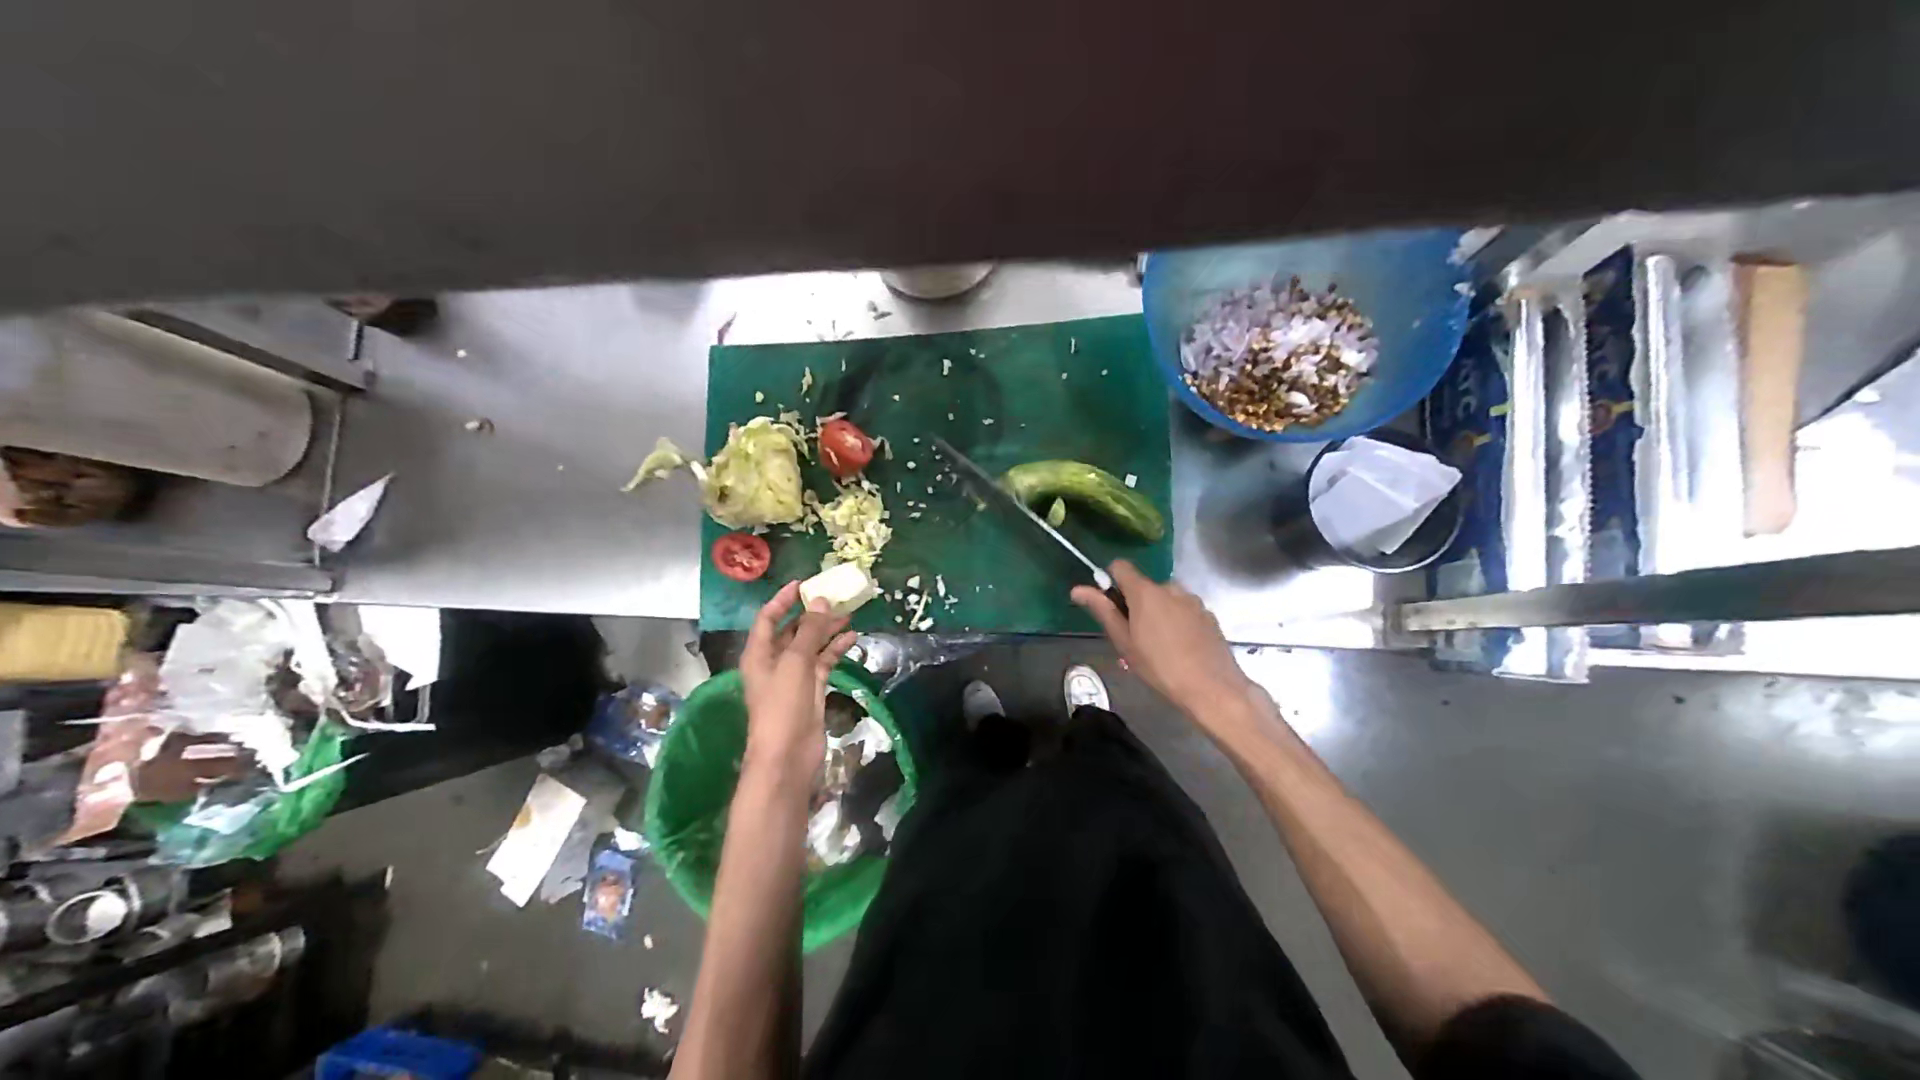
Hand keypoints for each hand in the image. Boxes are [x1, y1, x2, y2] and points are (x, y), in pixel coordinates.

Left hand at [739, 581, 856, 775]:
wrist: (788, 756)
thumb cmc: (782, 706)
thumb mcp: (795, 662)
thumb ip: (809, 631)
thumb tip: (821, 601)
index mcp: (759, 654)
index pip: (768, 618)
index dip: (783, 600)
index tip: (803, 583)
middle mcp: (774, 662)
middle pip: (792, 630)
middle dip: (812, 614)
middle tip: (836, 598)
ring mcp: (794, 677)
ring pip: (811, 646)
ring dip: (828, 631)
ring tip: (849, 615)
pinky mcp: (811, 691)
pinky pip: (824, 663)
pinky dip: (836, 650)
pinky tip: (852, 639)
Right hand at [1071, 560, 1255, 719]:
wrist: (1211, 688)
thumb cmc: (1160, 666)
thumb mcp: (1124, 641)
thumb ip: (1102, 610)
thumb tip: (1077, 589)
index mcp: (1145, 592)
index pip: (1121, 566)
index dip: (1110, 581)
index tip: (1111, 606)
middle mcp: (1170, 587)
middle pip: (1144, 586)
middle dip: (1136, 604)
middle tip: (1134, 637)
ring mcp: (1193, 600)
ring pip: (1165, 599)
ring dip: (1158, 613)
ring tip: (1159, 646)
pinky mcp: (1208, 614)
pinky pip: (1184, 610)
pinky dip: (1177, 621)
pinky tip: (1181, 648)